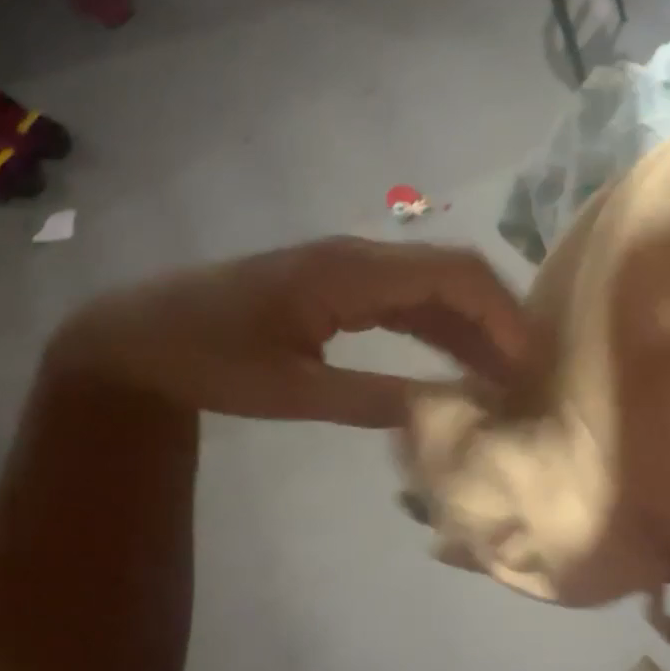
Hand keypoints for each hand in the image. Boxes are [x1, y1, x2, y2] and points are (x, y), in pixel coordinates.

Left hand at [49, 237, 526, 427]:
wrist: (136, 337)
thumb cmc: (207, 360)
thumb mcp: (291, 391)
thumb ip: (374, 398)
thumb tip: (452, 411)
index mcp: (349, 273)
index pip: (452, 275)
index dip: (501, 315)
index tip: (527, 365)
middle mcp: (361, 259)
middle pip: (458, 273)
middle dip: (503, 319)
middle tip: (533, 372)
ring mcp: (356, 270)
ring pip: (442, 287)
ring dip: (481, 327)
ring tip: (512, 376)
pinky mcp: (349, 288)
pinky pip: (417, 302)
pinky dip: (450, 331)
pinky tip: (468, 367)